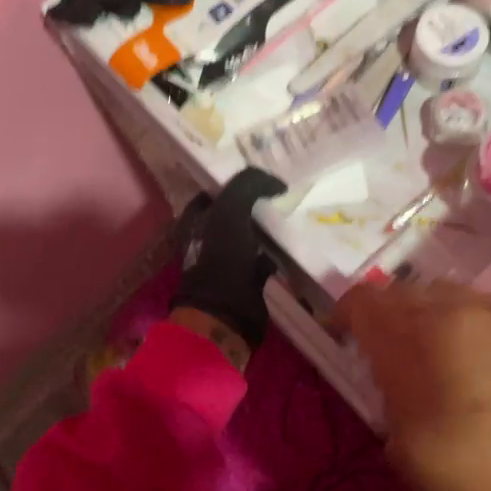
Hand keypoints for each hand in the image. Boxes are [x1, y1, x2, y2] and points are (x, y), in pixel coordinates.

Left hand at [168, 169, 286, 360]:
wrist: (226, 314)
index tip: (265, 176)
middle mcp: (208, 236)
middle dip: (257, 201)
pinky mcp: (247, 277)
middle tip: (284, 192)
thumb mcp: (230, 211)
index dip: (238, 180)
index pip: (217, 189)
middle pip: (237, 209)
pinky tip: (294, 240)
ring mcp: (227, 257)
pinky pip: (265, 254)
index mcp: (195, 219)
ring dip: (269, 224)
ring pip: (251, 231)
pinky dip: (278, 248)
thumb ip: (247, 185)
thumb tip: (275, 182)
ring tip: (293, 211)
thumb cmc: (221, 259)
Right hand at [333, 279, 490, 490]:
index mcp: (436, 327)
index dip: (343, 319)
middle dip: (384, 323)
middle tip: (380, 372)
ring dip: (424, 328)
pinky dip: (461, 336)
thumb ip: (387, 390)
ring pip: (447, 303)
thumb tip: (385, 365)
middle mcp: (475, 306)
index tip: (339, 350)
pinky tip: (472, 384)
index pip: (366, 300)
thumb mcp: (412, 451)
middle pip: (407, 295)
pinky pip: (482, 319)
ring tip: (427, 379)